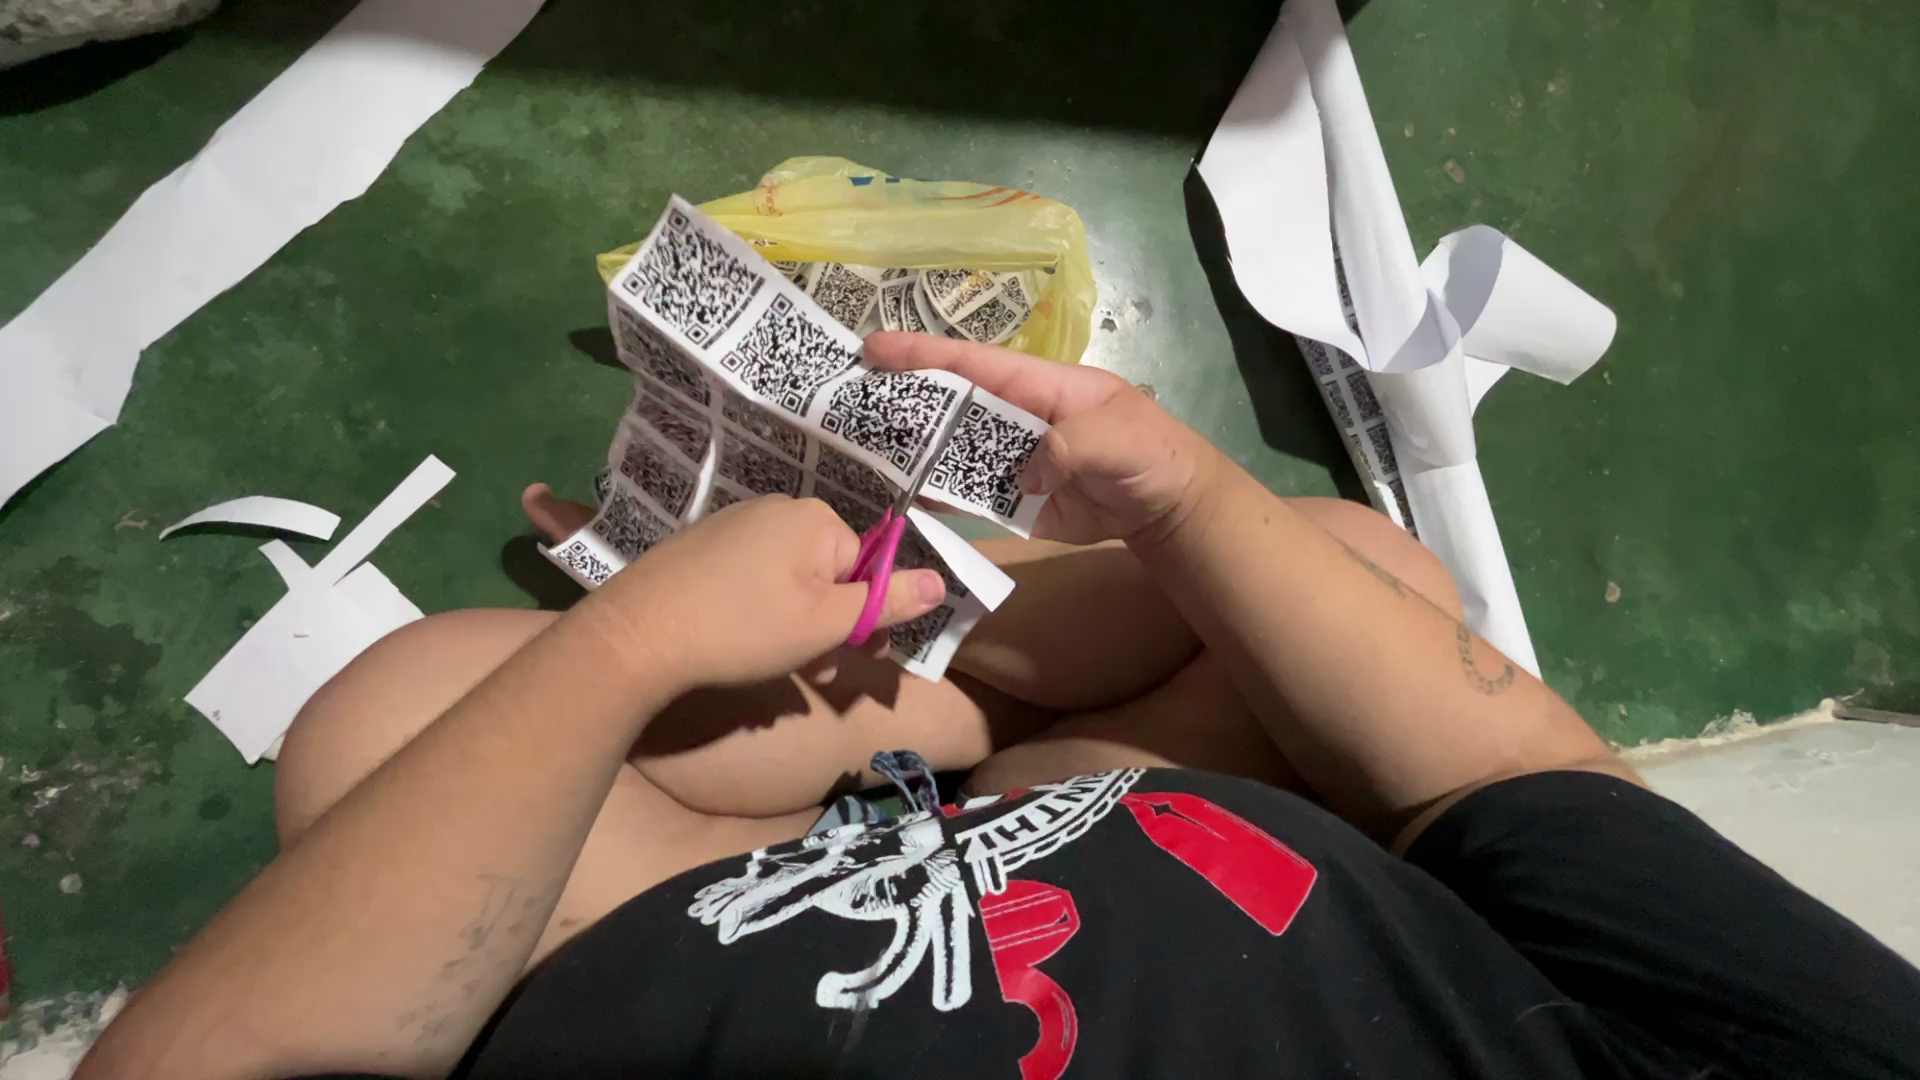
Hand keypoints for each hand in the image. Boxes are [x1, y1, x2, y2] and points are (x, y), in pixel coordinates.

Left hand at [583, 494, 944, 689]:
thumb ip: (887, 602)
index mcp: (815, 519)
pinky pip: (754, 572)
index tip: (853, 657)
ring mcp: (736, 522)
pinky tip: (739, 636)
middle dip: (831, 621)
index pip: (866, 567)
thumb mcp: (828, 623)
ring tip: (775, 659)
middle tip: (816, 670)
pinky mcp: (704, 542)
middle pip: (830, 570)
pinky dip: (760, 605)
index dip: (865, 617)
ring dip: (799, 619)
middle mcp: (778, 508)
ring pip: (792, 576)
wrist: (637, 635)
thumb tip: (943, 581)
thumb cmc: (745, 628)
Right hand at [864, 332, 1221, 545]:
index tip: (873, 348)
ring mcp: (1006, 458)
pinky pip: (963, 493)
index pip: (975, 364)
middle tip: (843, 404)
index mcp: (1038, 385)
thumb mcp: (1123, 438)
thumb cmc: (1150, 454)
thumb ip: (1074, 445)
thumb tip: (1026, 470)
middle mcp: (1012, 416)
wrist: (1161, 506)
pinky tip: (896, 496)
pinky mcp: (1007, 497)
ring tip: (854, 450)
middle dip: (899, 401)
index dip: (925, 355)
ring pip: (948, 449)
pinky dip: (931, 494)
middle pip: (948, 405)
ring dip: (907, 450)